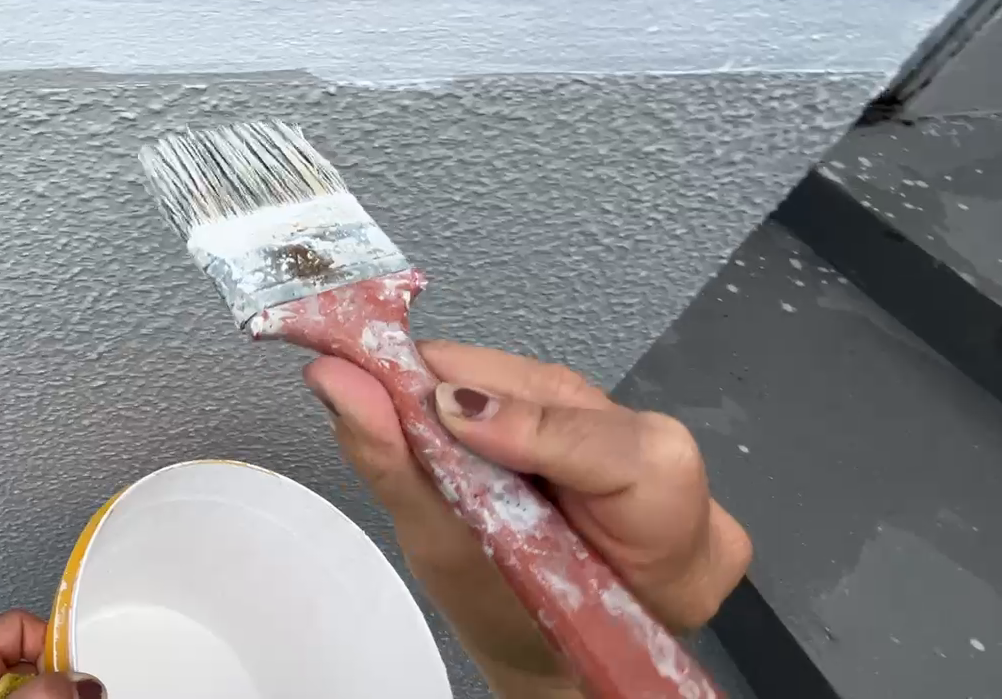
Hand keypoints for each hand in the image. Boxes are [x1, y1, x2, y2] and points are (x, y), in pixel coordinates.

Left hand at [0, 610, 105, 698]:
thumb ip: (37, 691)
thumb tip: (80, 680)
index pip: (20, 624)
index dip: (53, 638)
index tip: (79, 661)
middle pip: (34, 656)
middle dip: (63, 670)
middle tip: (81, 689)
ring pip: (40, 683)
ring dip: (63, 690)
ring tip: (76, 696)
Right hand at [304, 341, 751, 698]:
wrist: (541, 634)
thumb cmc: (504, 614)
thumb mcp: (440, 552)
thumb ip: (394, 462)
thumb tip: (331, 377)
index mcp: (670, 546)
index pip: (632, 459)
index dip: (534, 423)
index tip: (437, 410)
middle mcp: (679, 485)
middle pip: (567, 401)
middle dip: (464, 388)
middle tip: (380, 391)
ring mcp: (646, 444)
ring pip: (542, 383)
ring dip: (459, 387)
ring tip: (405, 410)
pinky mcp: (605, 419)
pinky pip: (534, 385)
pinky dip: (470, 389)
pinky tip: (439, 414)